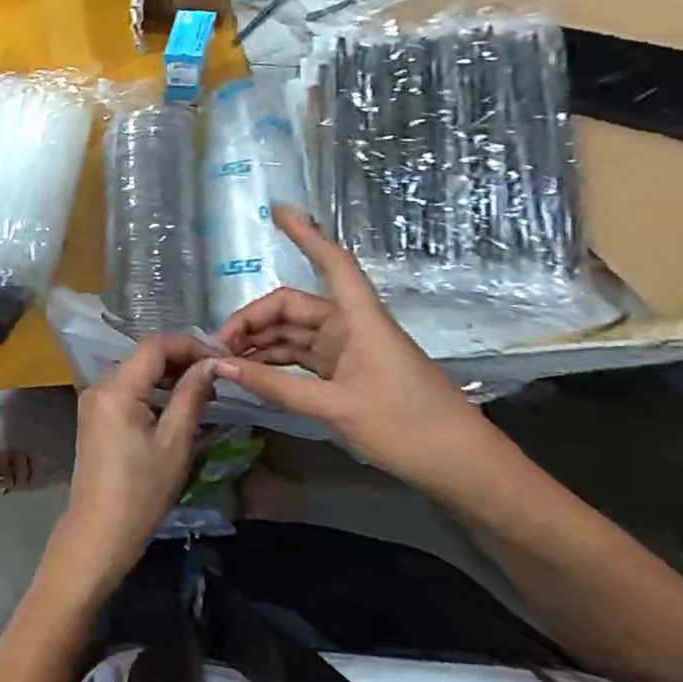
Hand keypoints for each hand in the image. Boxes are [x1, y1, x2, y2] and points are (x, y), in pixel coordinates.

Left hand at [55, 335, 217, 578]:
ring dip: (168, 375)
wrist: (101, 524)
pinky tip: (179, 403)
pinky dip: (152, 390)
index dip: (189, 344)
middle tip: (220, 374)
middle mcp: (97, 387)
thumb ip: (192, 397)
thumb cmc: (143, 488)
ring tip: (207, 389)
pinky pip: (126, 390)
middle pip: (142, 357)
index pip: (153, 346)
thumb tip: (210, 365)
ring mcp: (92, 401)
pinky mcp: (94, 416)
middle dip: (181, 359)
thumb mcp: (175, 442)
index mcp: (115, 389)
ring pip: (134, 373)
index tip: (222, 357)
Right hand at [211, 206, 495, 486]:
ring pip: (290, 334)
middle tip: (217, 348)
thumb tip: (218, 366)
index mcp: (361, 323)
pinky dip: (270, 362)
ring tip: (223, 363)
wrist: (465, 471)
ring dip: (256, 343)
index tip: (278, 211)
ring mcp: (348, 352)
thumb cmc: (411, 429)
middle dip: (251, 320)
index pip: (333, 266)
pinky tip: (246, 373)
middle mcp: (352, 329)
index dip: (306, 236)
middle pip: (292, 307)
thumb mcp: (335, 408)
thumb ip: (273, 385)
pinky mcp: (345, 374)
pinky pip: (297, 357)